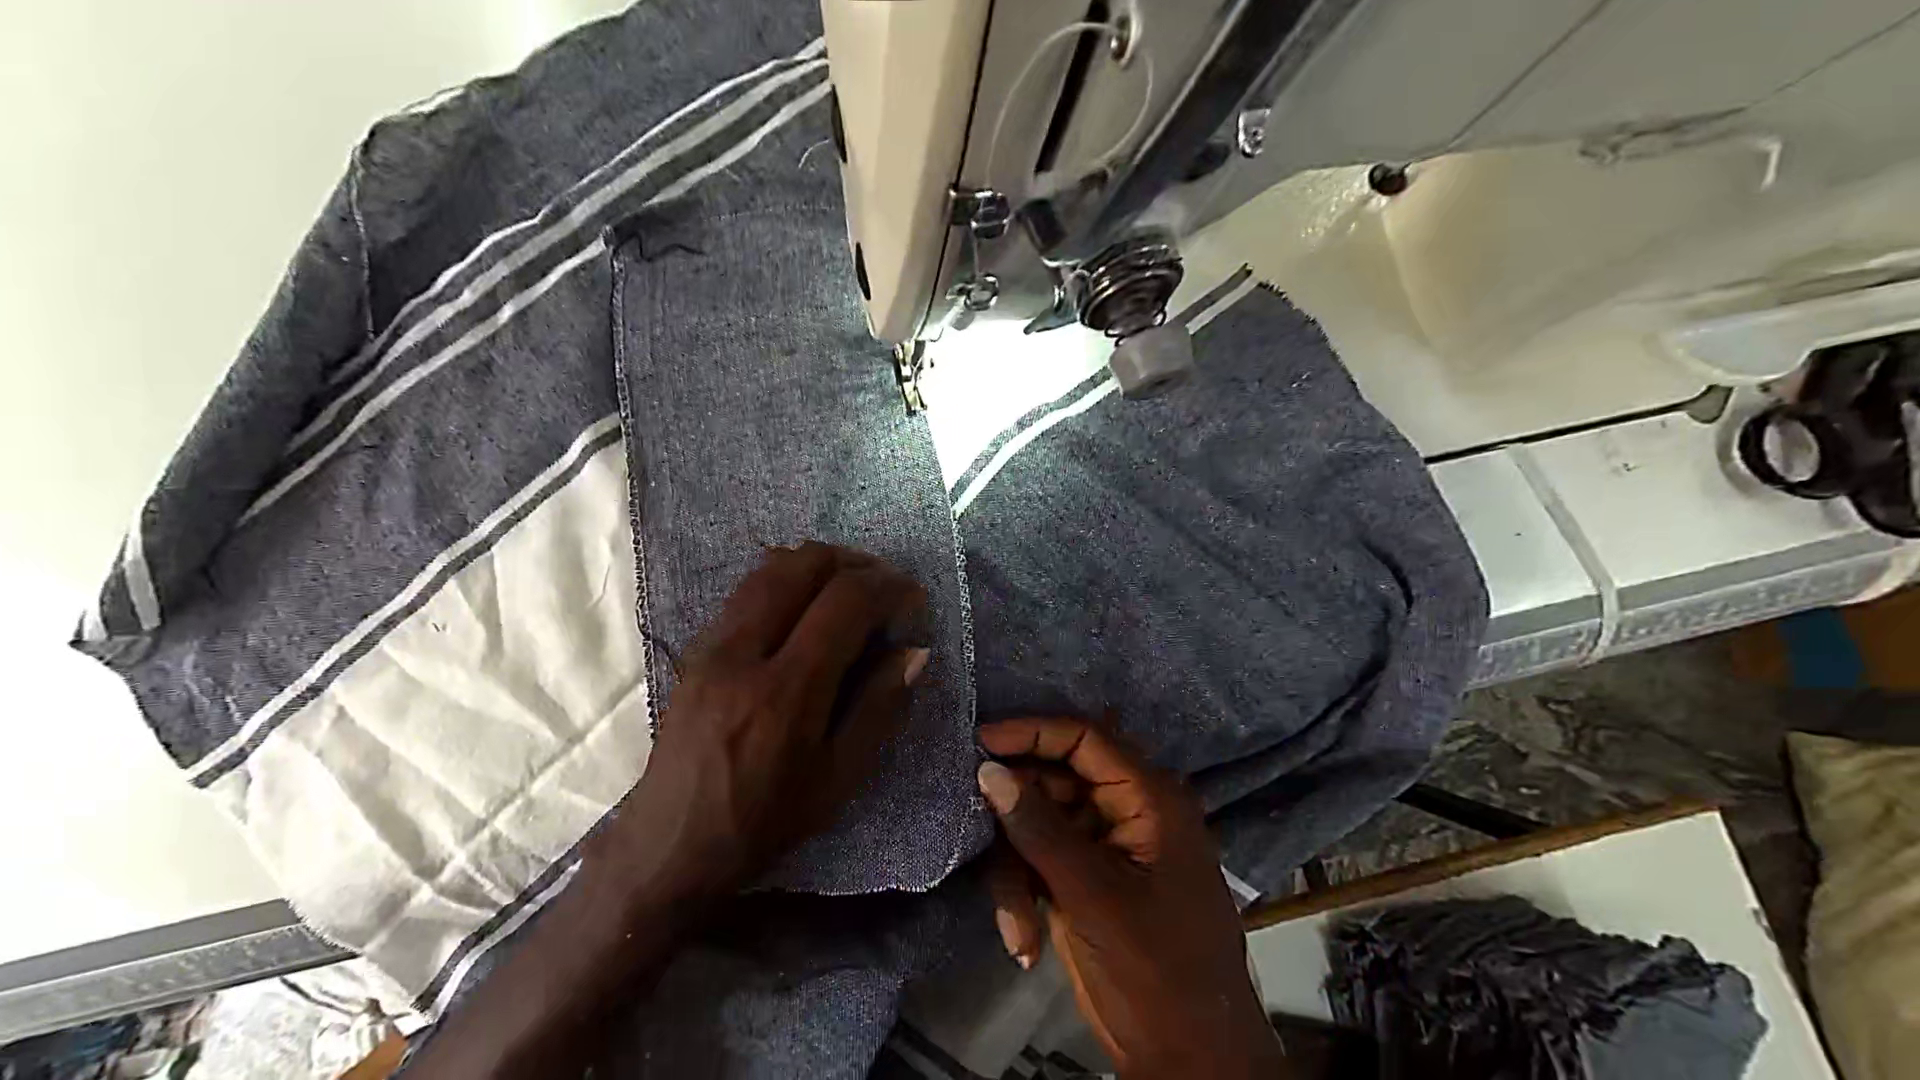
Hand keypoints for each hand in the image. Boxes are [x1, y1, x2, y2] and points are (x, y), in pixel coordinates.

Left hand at [600, 542, 929, 898]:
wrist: (670, 846)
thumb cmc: (764, 822)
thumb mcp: (839, 779)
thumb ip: (880, 707)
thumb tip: (913, 650)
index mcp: (785, 692)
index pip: (845, 602)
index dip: (889, 588)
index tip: (913, 599)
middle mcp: (743, 652)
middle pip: (803, 564)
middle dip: (855, 562)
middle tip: (884, 585)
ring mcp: (711, 645)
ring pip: (769, 569)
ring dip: (819, 564)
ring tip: (851, 586)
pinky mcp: (695, 649)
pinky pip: (746, 590)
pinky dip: (787, 579)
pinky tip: (807, 606)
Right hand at [977, 717, 1286, 1079]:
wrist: (1190, 1062)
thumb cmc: (1157, 971)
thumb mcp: (1093, 896)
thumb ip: (1039, 828)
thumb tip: (988, 769)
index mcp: (1149, 798)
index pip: (1085, 738)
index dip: (1032, 730)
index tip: (980, 741)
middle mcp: (1127, 811)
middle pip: (1053, 782)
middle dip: (1017, 818)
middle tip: (978, 832)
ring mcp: (1105, 846)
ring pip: (1039, 825)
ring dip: (1017, 873)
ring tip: (1016, 925)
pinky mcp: (1086, 878)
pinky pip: (1040, 861)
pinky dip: (1025, 894)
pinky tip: (1023, 941)